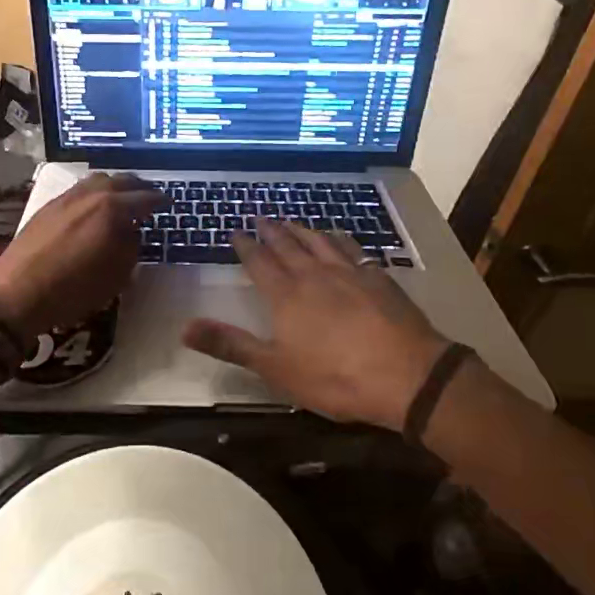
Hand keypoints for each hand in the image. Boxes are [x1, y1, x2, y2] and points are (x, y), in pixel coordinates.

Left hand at [0, 173, 163, 336]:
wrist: (18, 293)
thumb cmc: (73, 290)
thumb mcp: (116, 276)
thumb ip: (131, 247)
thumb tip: (132, 231)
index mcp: (111, 210)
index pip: (144, 198)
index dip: (159, 201)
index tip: (167, 204)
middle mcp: (89, 195)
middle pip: (121, 181)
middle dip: (138, 187)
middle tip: (148, 197)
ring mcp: (65, 198)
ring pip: (97, 180)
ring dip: (114, 185)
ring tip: (122, 198)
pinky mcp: (47, 206)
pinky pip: (78, 189)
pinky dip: (93, 192)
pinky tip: (93, 205)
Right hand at [182, 221, 450, 429]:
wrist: (410, 378)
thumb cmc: (335, 377)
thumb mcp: (275, 368)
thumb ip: (230, 345)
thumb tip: (184, 328)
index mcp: (286, 296)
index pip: (259, 263)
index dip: (245, 247)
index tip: (235, 232)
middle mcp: (314, 276)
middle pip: (288, 246)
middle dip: (271, 231)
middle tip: (260, 217)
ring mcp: (350, 275)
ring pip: (320, 242)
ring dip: (302, 229)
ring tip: (291, 220)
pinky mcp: (380, 281)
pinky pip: (353, 250)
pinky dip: (340, 239)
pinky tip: (339, 237)